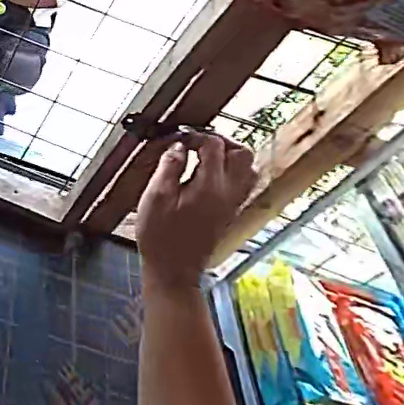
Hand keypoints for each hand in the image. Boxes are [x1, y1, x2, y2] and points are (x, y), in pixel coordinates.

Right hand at [136, 133, 255, 291]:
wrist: (174, 269)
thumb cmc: (159, 234)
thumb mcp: (155, 197)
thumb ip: (169, 167)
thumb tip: (179, 146)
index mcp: (210, 186)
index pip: (214, 146)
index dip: (196, 135)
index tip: (178, 138)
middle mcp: (229, 193)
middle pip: (242, 153)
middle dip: (221, 141)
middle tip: (196, 142)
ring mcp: (233, 204)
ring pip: (248, 168)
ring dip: (230, 156)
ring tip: (205, 156)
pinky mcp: (231, 212)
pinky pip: (243, 183)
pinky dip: (231, 171)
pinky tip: (208, 174)